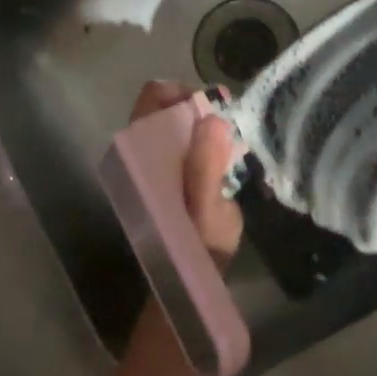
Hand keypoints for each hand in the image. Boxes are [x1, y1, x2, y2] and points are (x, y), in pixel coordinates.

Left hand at [130, 80, 243, 260]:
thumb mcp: (205, 209)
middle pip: (168, 109)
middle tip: (231, 123)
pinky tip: (229, 160)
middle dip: (201, 109)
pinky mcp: (173, 178)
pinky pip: (188, 146)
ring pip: (179, 126)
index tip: (215, 105)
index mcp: (142, 155)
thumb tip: (212, 119)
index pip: (153, 98)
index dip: (183, 92)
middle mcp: (144, 153)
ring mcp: (158, 165)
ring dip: (206, 127)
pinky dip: (208, 144)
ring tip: (234, 142)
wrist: (190, 283)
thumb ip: (206, 166)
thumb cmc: (197, 247)